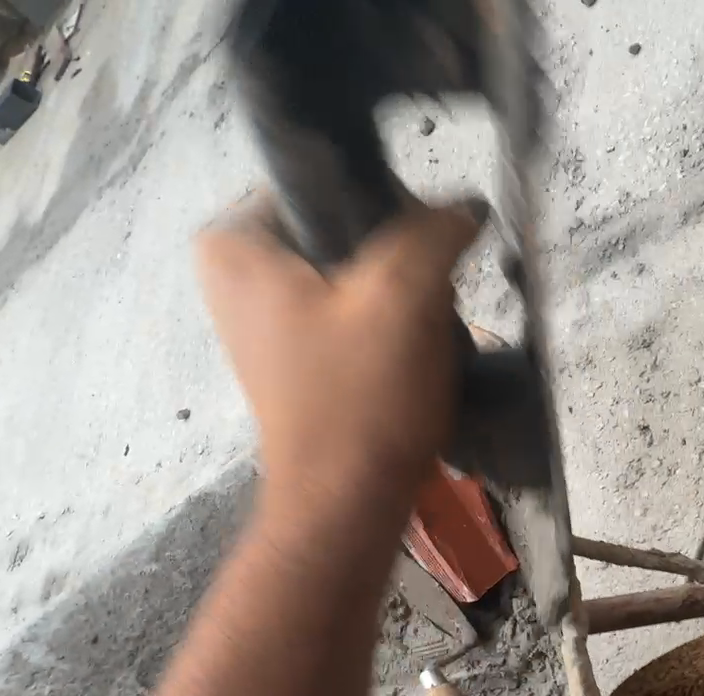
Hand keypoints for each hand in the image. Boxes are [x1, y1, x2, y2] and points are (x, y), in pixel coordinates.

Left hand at [195, 193, 482, 499]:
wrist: (350, 501)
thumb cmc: (364, 399)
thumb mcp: (404, 299)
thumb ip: (434, 233)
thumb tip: (467, 207)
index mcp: (236, 244)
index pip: (327, 185)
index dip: (390, 215)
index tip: (421, 265)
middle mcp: (238, 276)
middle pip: (348, 236)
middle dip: (401, 270)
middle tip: (424, 312)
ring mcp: (268, 322)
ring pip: (362, 281)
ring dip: (406, 306)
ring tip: (421, 344)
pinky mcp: (299, 360)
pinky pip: (358, 320)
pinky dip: (393, 335)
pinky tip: (411, 365)